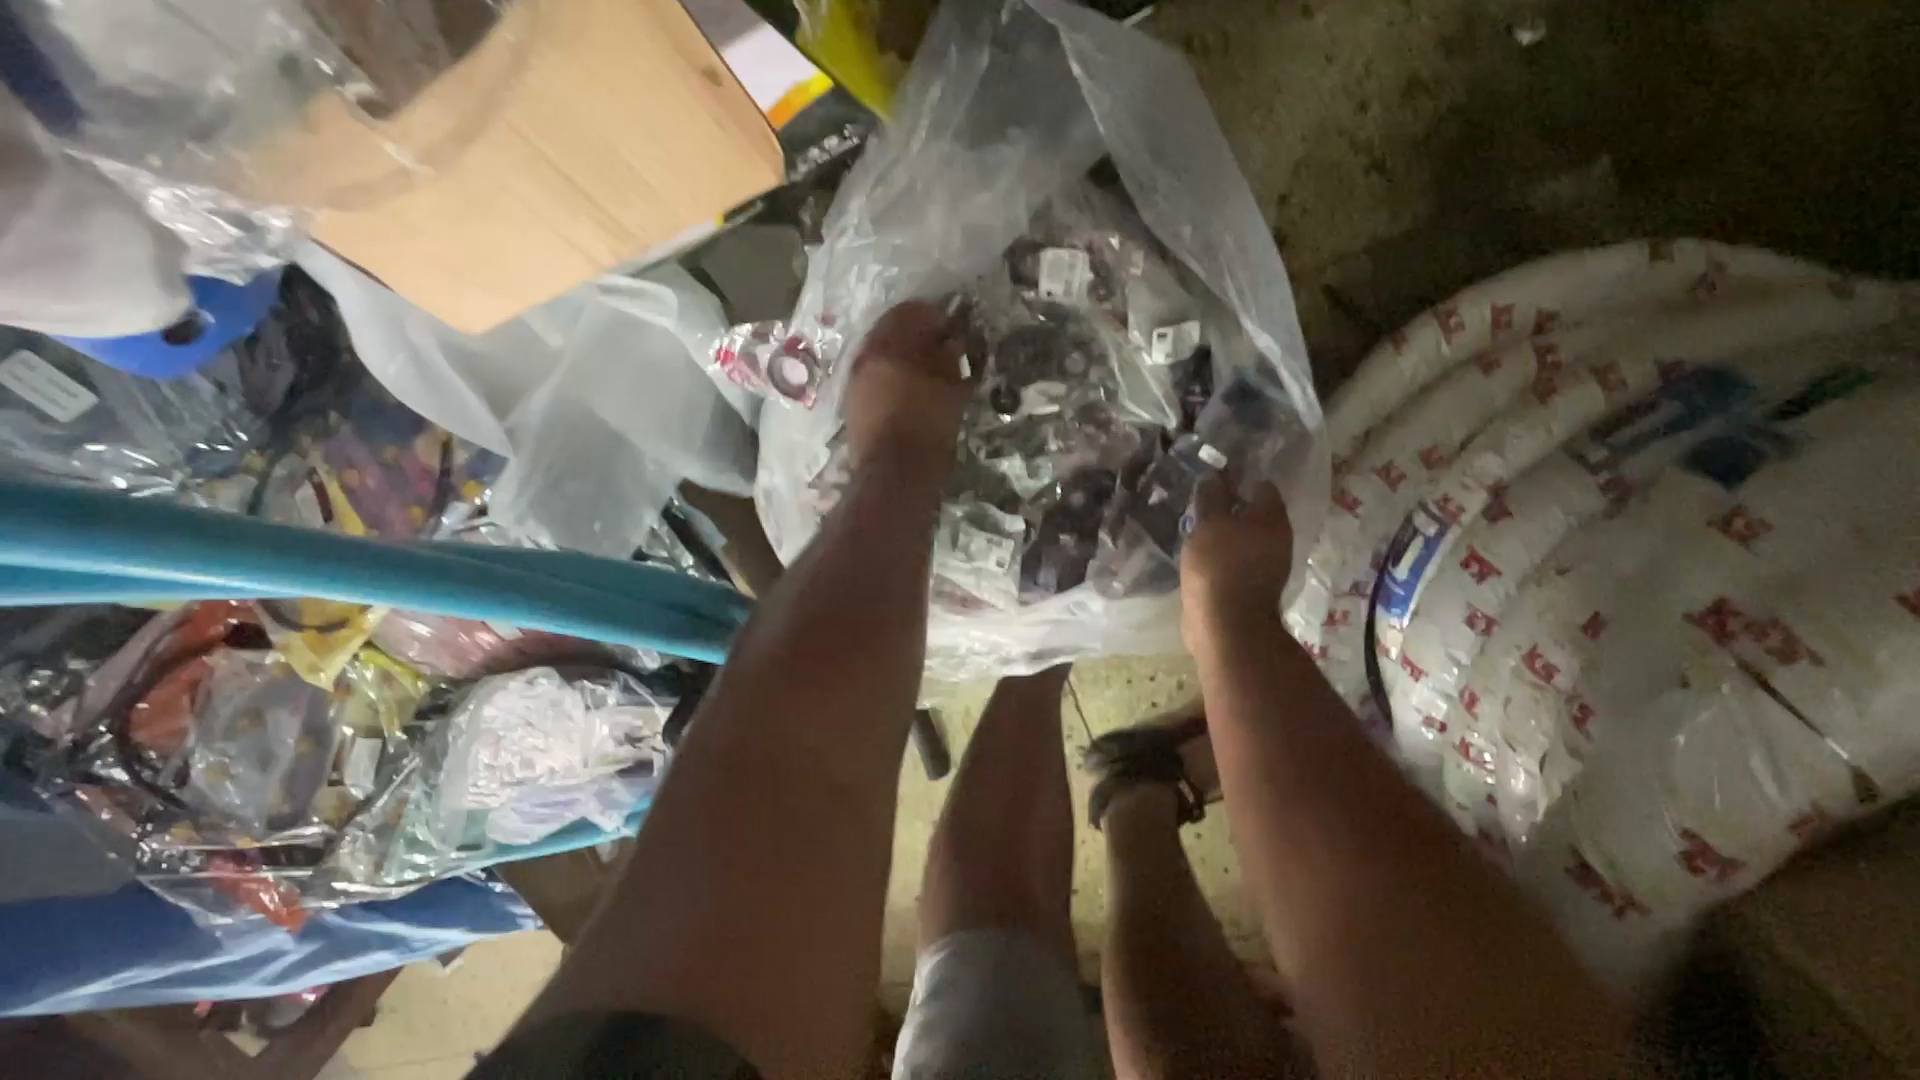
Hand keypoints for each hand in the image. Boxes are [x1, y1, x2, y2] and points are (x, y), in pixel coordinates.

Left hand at [843, 300, 969, 475]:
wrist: (894, 476)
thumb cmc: (928, 428)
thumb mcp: (950, 390)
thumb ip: (950, 359)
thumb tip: (951, 341)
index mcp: (888, 346)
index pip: (910, 312)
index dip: (934, 316)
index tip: (952, 328)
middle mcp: (865, 358)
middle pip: (890, 333)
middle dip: (916, 336)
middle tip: (941, 349)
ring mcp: (854, 382)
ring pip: (881, 356)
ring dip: (902, 358)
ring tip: (928, 373)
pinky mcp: (853, 405)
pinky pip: (875, 379)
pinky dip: (892, 378)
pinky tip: (911, 393)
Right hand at [1180, 473, 1293, 641]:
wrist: (1226, 625)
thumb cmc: (1219, 565)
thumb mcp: (1209, 523)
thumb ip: (1211, 495)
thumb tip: (1213, 474)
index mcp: (1272, 518)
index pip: (1261, 486)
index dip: (1238, 479)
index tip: (1213, 479)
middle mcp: (1278, 539)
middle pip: (1254, 513)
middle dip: (1230, 507)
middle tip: (1200, 504)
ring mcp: (1268, 565)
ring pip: (1245, 538)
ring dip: (1225, 534)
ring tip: (1196, 530)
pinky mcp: (1254, 586)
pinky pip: (1238, 561)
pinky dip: (1223, 556)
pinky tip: (1202, 557)